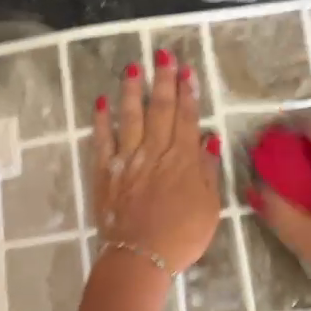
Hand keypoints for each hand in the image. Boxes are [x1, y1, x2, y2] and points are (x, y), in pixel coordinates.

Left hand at [90, 49, 220, 271]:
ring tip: (132, 67)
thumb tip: (209, 139)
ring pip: (130, 117)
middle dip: (162, 79)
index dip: (187, 92)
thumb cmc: (181, 236)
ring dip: (132, 90)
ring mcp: (127, 159)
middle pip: (160, 109)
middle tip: (162, 54)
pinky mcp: (105, 172)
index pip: (186, 117)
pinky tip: (102, 102)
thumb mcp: (209, 207)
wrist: (141, 257)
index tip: (186, 69)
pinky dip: (102, 120)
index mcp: (182, 159)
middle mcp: (155, 151)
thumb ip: (207, 171)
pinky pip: (102, 140)